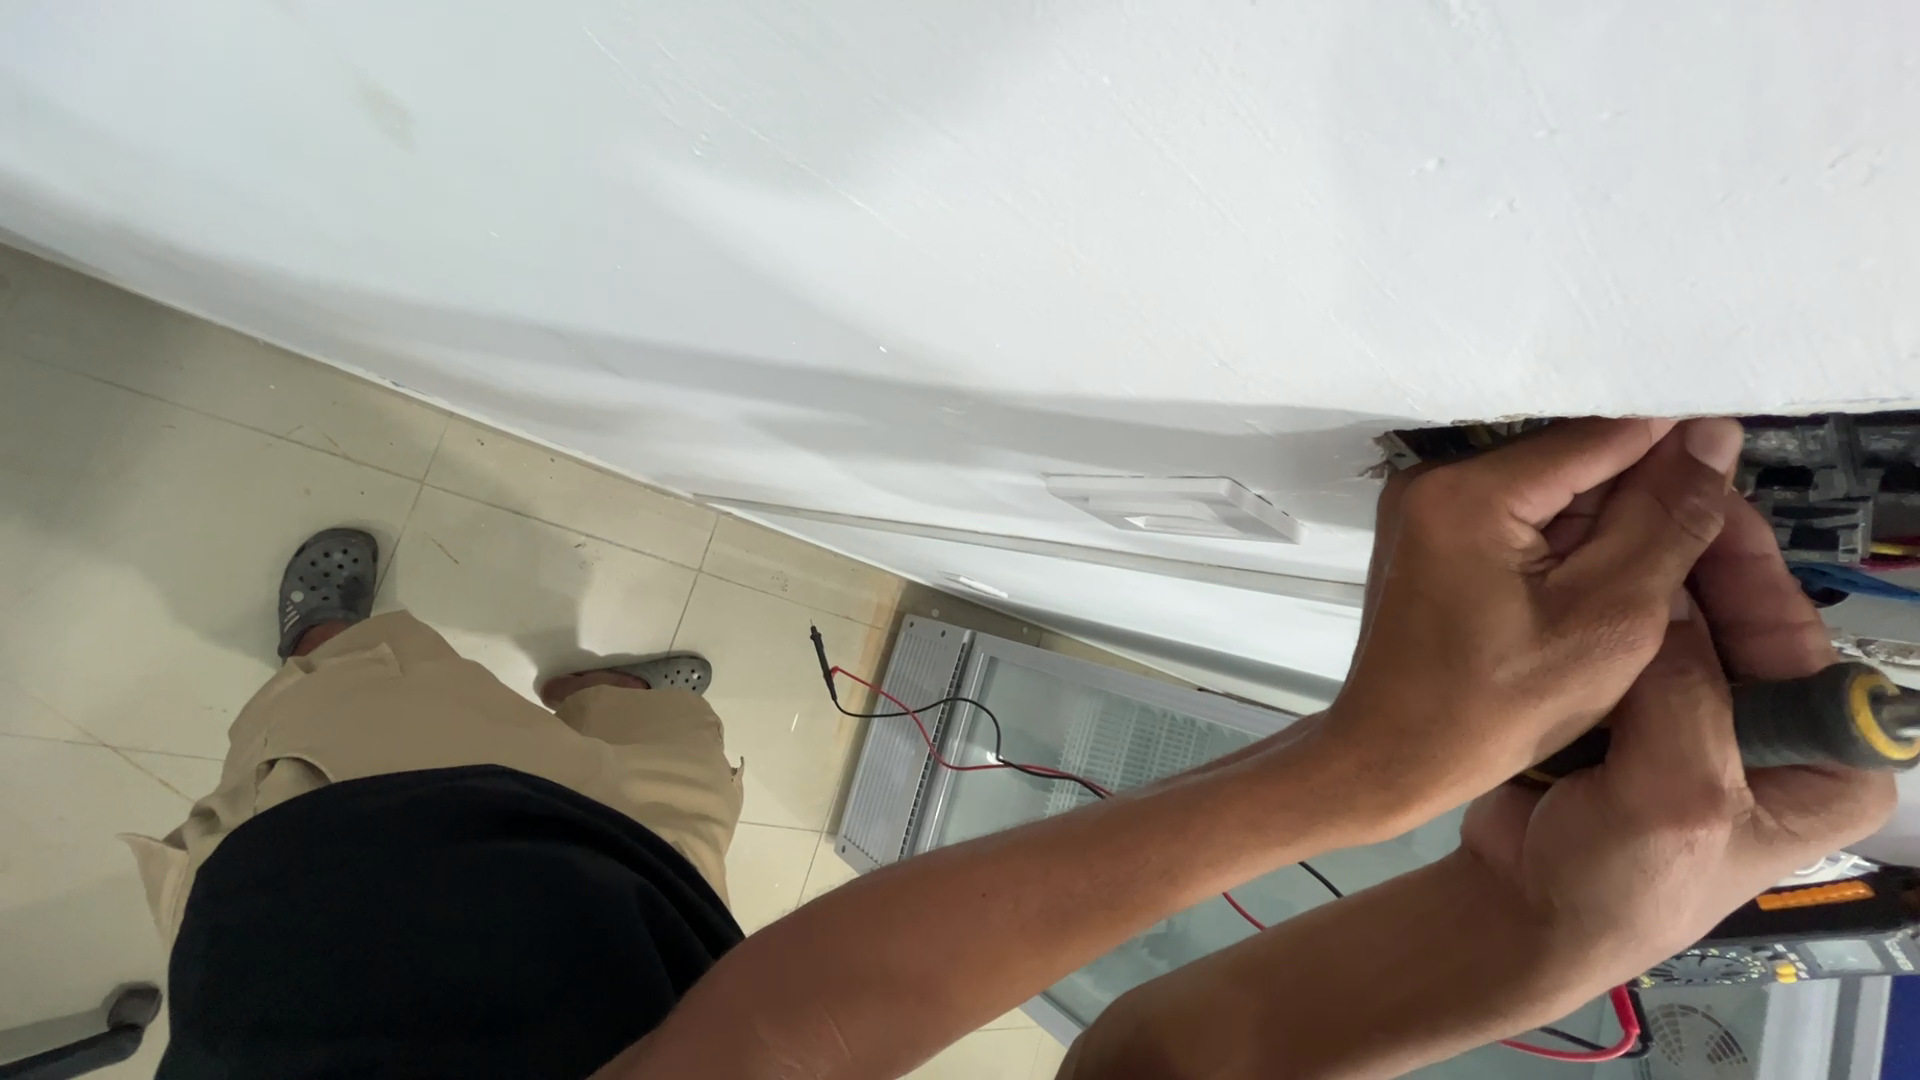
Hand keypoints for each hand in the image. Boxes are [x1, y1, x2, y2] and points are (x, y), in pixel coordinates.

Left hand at [1327, 417, 1746, 824]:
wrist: (1395, 747)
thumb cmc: (1495, 702)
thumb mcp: (1608, 616)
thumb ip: (1664, 520)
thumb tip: (1708, 434)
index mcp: (1465, 491)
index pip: (1601, 432)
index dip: (1676, 450)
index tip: (1723, 487)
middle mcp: (1428, 479)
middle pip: (1567, 456)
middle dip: (1633, 494)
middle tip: (1671, 559)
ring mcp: (1418, 505)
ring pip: (1542, 484)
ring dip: (1596, 520)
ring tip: (1614, 584)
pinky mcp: (1421, 532)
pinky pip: (1508, 510)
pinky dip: (1554, 538)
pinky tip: (1574, 584)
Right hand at [1459, 493, 1898, 995]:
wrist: (1525, 906)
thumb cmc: (1625, 877)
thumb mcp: (1679, 798)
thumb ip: (1682, 700)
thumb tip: (1653, 598)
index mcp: (1819, 753)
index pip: (1793, 638)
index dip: (1747, 566)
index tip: (1698, 495)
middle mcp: (1754, 724)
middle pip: (1722, 625)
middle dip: (1675, 565)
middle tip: (1626, 492)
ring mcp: (1674, 717)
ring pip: (1654, 633)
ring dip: (1619, 585)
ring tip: (1581, 522)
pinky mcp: (1609, 713)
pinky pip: (1602, 653)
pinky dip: (1579, 617)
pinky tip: (1548, 578)